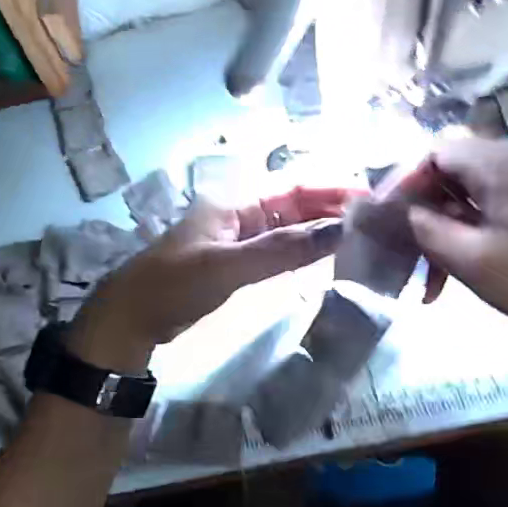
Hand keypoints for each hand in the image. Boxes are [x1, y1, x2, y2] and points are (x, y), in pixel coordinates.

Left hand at [71, 187, 358, 370]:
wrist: (132, 319)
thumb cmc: (175, 285)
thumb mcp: (230, 265)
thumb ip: (283, 249)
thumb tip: (340, 231)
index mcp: (235, 202)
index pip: (293, 187)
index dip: (331, 189)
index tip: (369, 197)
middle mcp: (240, 214)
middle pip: (295, 205)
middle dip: (332, 208)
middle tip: (375, 219)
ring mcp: (238, 240)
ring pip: (289, 228)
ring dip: (320, 230)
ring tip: (361, 235)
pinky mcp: (237, 264)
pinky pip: (278, 250)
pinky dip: (303, 251)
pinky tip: (325, 256)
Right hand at [395, 139, 507, 383]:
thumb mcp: (476, 262)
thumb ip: (426, 231)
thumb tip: (396, 212)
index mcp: (505, 159)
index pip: (436, 152)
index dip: (405, 187)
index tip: (390, 230)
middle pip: (462, 172)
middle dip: (432, 216)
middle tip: (420, 267)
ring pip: (489, 192)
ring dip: (461, 229)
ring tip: (450, 278)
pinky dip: (492, 230)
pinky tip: (491, 266)